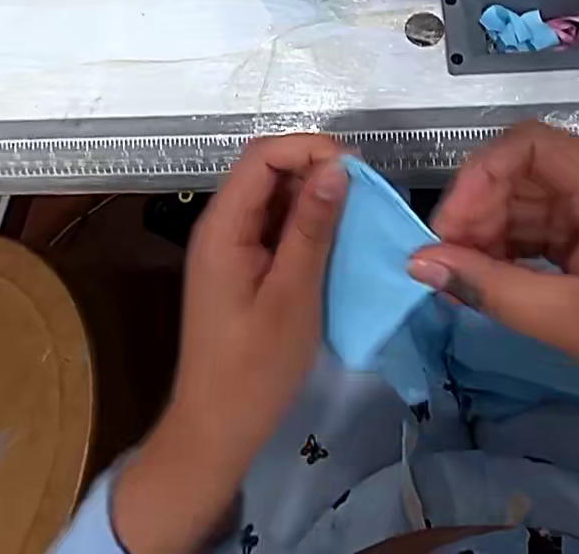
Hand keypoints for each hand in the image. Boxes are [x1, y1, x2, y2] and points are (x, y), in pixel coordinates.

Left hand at [112, 135, 346, 553]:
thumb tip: (338, 168)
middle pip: (266, 169)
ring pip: (273, 193)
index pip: (262, 157)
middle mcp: (222, 224)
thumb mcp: (292, 295)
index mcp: (223, 226)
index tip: (354, 165)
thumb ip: (312, 227)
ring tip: (356, 206)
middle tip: (362, 186)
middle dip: (314, 166)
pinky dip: (306, 218)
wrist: (216, 430)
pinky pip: (275, 221)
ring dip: (313, 192)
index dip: (308, 148)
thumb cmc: (254, 369)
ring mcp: (231, 243)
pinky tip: (335, 232)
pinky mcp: (243, 261)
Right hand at [409, 123, 578, 553]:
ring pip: (530, 201)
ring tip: (461, 274)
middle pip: (525, 172)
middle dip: (479, 209)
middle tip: (445, 258)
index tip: (448, 225)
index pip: (530, 144)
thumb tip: (418, 262)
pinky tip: (491, 278)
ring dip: (491, 232)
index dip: (479, 174)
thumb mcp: (571, 321)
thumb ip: (491, 288)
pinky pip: (545, 229)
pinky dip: (513, 250)